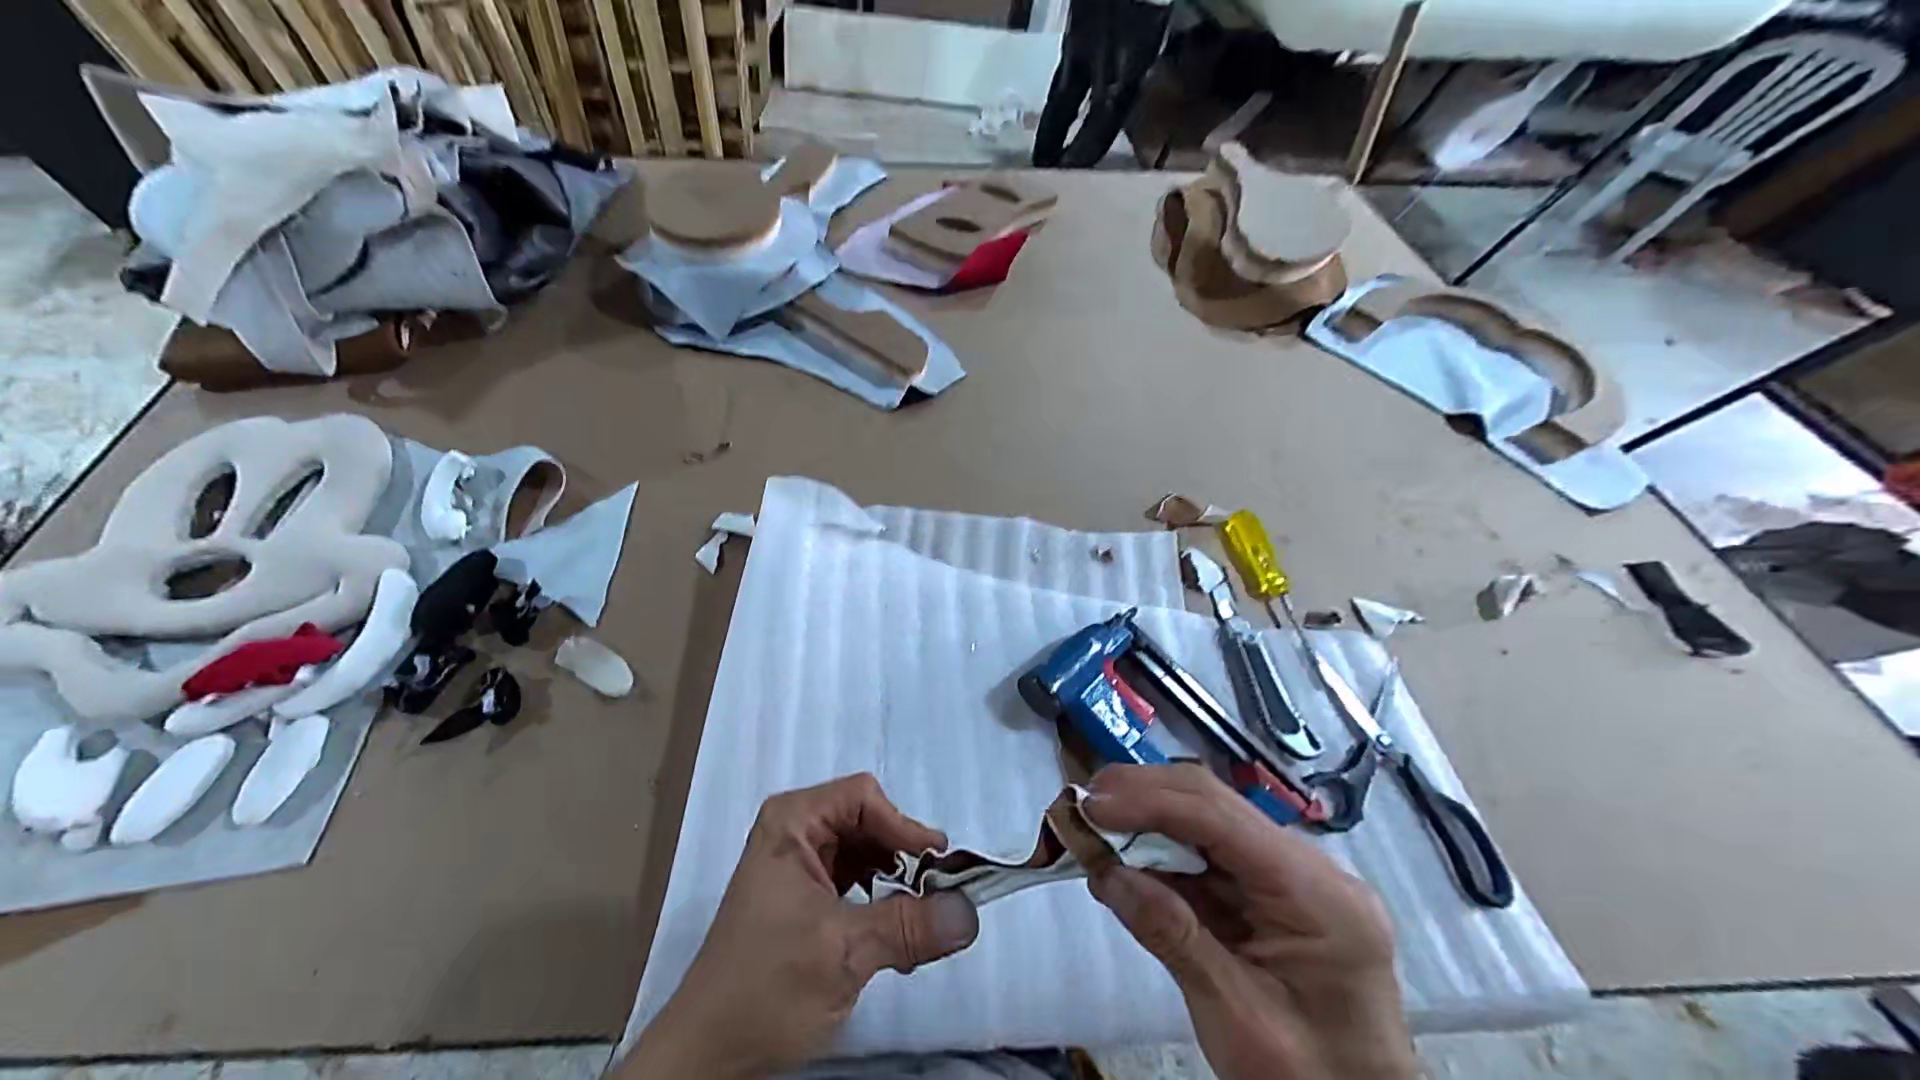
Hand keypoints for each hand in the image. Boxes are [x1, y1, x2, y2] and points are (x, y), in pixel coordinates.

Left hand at [618, 773, 980, 1079]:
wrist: (707, 1056)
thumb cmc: (765, 989)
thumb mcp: (844, 953)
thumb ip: (910, 926)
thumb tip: (971, 912)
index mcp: (792, 822)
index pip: (864, 797)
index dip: (902, 826)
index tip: (937, 866)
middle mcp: (794, 832)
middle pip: (868, 822)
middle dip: (902, 857)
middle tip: (932, 896)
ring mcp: (799, 865)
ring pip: (867, 852)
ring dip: (895, 882)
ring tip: (916, 921)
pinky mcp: (806, 897)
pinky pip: (857, 880)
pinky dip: (881, 901)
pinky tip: (894, 933)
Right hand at [1082, 764, 1416, 1079]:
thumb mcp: (1239, 1022)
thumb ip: (1175, 940)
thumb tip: (1107, 873)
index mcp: (1317, 895)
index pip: (1222, 820)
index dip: (1151, 802)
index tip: (1091, 806)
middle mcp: (1307, 867)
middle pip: (1214, 803)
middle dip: (1142, 796)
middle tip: (1081, 806)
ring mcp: (1289, 873)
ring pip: (1205, 817)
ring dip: (1145, 817)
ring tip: (1092, 827)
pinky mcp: (1268, 887)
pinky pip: (1206, 851)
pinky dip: (1159, 848)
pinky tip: (1124, 856)